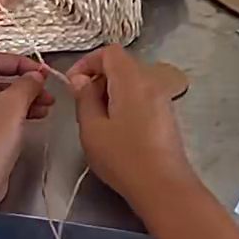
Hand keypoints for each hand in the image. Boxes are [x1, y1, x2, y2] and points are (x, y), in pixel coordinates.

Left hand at [0, 0, 53, 227]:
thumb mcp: (12, 109)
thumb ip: (28, 85)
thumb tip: (36, 77)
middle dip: (24, 68)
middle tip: (48, 78)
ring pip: (3, 85)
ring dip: (27, 90)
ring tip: (49, 102)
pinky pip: (2, 104)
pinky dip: (21, 105)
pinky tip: (40, 113)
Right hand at [66, 44, 198, 212]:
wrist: (163, 186)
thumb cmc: (123, 157)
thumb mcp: (92, 129)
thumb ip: (84, 98)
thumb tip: (80, 80)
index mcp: (132, 80)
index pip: (110, 52)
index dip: (87, 62)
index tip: (72, 83)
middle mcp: (151, 82)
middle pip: (122, 66)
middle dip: (98, 78)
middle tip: (82, 105)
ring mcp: (162, 99)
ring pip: (132, 83)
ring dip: (111, 93)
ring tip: (98, 122)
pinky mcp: (166, 116)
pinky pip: (142, 98)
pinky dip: (125, 104)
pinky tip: (117, 131)